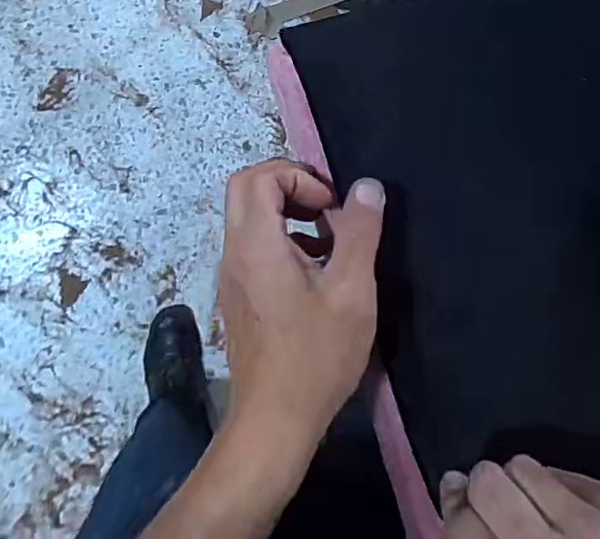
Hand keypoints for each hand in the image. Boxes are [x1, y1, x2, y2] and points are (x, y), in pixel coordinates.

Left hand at [143, 161, 384, 538]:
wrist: (273, 424)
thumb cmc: (315, 355)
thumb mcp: (352, 289)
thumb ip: (360, 231)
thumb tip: (367, 187)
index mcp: (256, 244)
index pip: (258, 176)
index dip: (298, 176)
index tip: (331, 206)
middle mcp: (234, 253)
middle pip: (247, 188)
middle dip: (290, 185)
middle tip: (327, 207)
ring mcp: (232, 276)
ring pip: (249, 217)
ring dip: (288, 212)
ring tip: (330, 239)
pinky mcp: (238, 295)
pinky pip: (253, 245)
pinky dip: (283, 238)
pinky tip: (318, 270)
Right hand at [441, 457, 599, 538]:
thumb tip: (452, 486)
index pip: (461, 526)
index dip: (455, 517)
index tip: (462, 520)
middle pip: (485, 482)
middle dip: (482, 497)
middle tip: (496, 521)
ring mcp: (593, 528)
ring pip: (521, 465)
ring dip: (519, 489)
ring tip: (533, 519)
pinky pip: (562, 470)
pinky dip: (554, 492)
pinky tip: (566, 523)